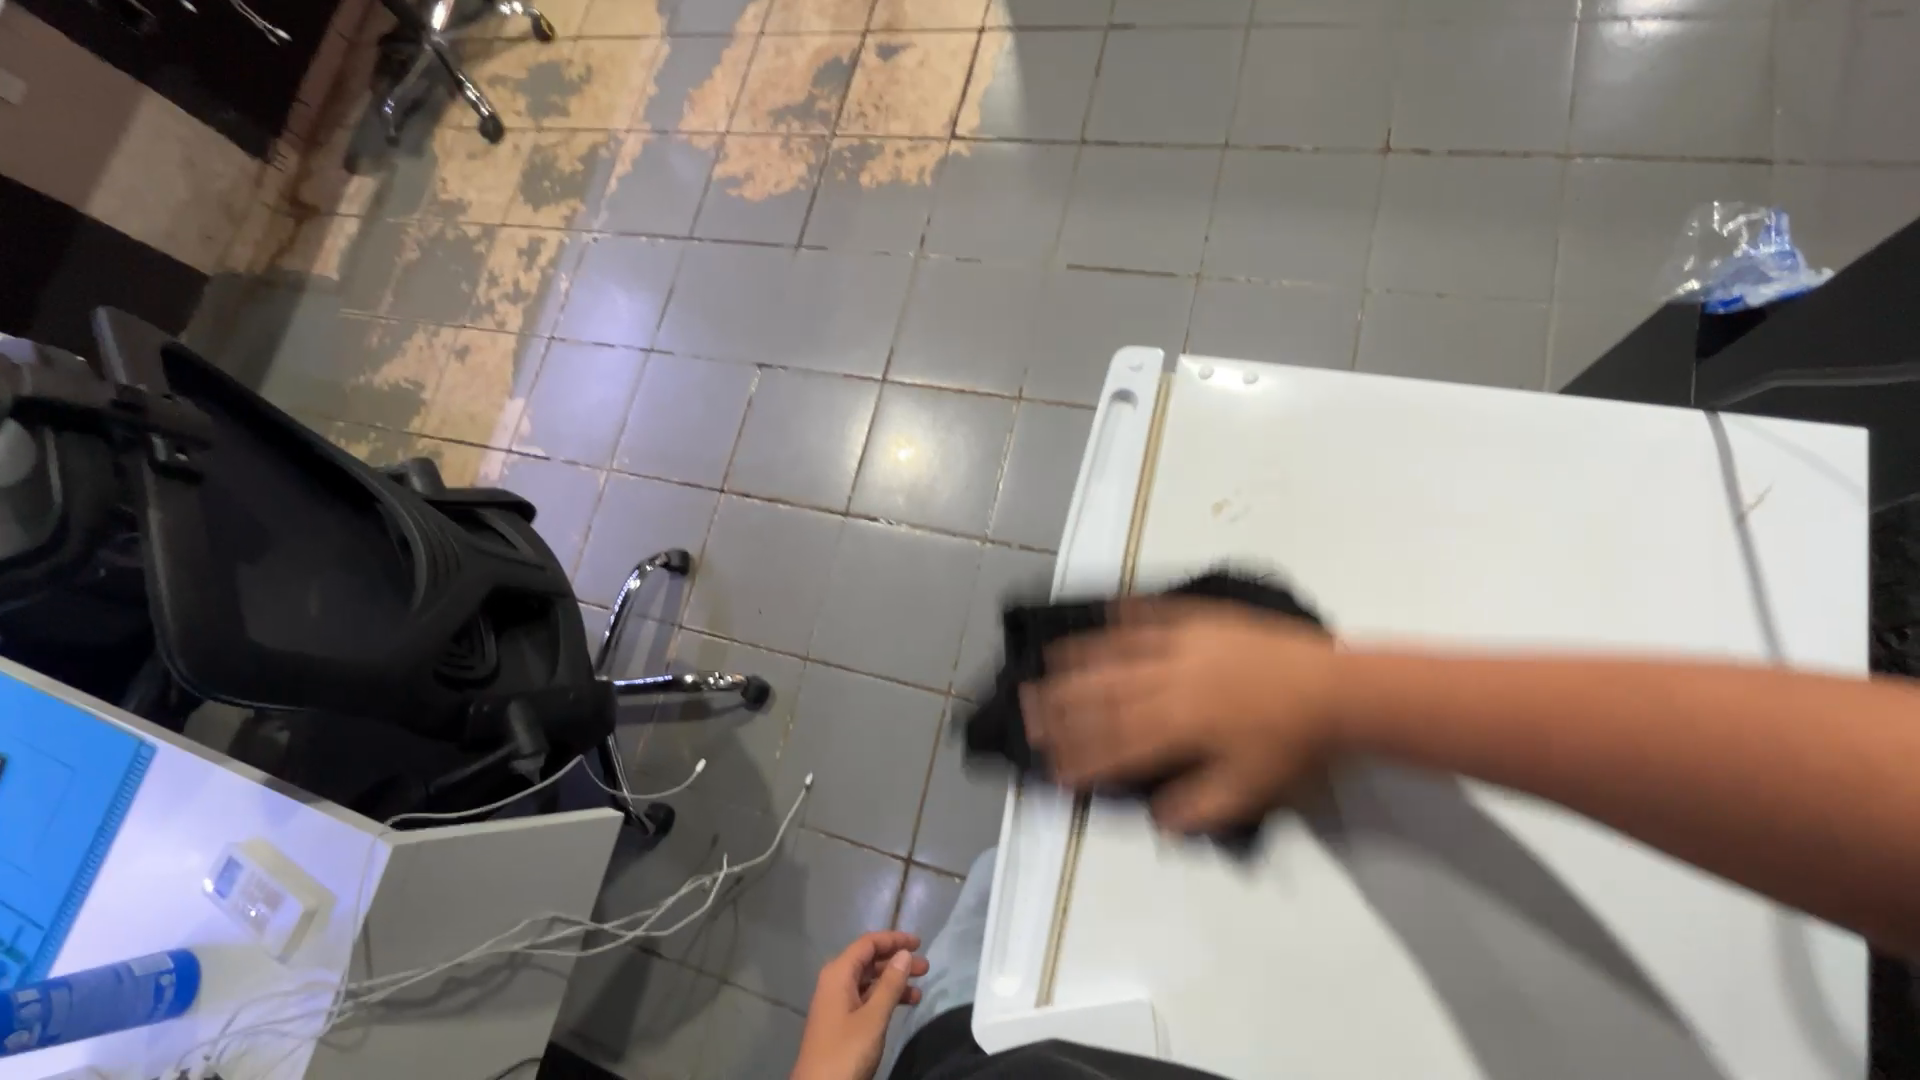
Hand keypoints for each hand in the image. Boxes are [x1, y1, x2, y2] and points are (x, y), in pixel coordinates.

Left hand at [791, 931, 930, 1079]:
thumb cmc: (845, 1051)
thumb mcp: (873, 1018)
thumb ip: (890, 984)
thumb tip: (903, 954)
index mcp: (838, 973)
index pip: (868, 943)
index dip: (893, 940)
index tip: (919, 943)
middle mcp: (835, 982)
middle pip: (869, 961)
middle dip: (897, 962)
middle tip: (926, 968)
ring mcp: (837, 1002)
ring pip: (869, 981)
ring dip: (894, 983)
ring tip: (919, 991)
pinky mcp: (841, 1021)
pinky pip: (866, 998)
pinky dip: (885, 999)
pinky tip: (903, 1006)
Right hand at [1023, 597, 1341, 832]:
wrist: (1335, 690)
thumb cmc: (1291, 744)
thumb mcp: (1251, 791)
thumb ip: (1199, 807)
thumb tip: (1155, 817)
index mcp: (1179, 727)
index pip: (1116, 746)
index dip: (1080, 758)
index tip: (1050, 767)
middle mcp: (1170, 683)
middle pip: (1104, 697)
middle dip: (1062, 707)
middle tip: (1027, 712)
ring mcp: (1184, 647)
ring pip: (1119, 653)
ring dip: (1079, 661)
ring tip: (1046, 664)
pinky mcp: (1202, 622)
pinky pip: (1154, 615)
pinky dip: (1126, 614)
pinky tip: (1105, 609)